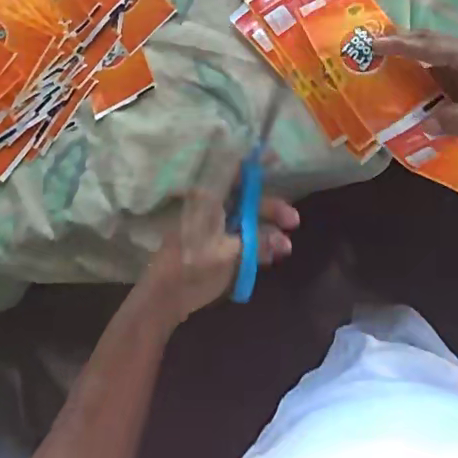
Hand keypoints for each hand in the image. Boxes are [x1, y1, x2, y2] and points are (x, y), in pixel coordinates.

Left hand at [140, 160, 300, 324]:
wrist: (164, 298)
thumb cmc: (191, 267)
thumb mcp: (228, 255)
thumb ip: (257, 244)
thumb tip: (285, 242)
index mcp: (208, 198)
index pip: (234, 170)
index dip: (255, 163)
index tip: (276, 159)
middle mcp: (211, 206)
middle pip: (247, 198)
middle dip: (271, 208)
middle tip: (294, 221)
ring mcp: (213, 225)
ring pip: (246, 218)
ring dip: (267, 229)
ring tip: (286, 248)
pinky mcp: (214, 244)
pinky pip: (240, 236)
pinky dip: (256, 242)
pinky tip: (273, 254)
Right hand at [375, 30, 457, 150]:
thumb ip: (454, 119)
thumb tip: (421, 126)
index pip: (427, 46)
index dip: (398, 45)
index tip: (371, 42)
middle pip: (429, 44)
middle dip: (402, 43)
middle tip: (372, 46)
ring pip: (436, 59)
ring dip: (413, 60)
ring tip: (386, 64)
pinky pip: (445, 76)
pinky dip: (427, 79)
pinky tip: (416, 91)